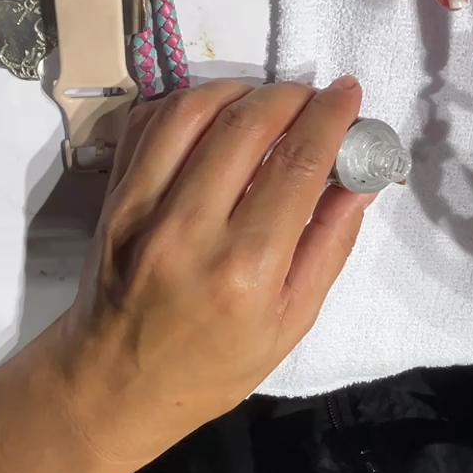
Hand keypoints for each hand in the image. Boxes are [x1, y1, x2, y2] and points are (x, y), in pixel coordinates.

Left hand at [0, 80, 374, 472]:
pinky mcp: (112, 195)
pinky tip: (215, 113)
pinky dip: (188, 102)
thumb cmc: (214, 366)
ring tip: (267, 101)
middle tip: (312, 97)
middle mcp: (189, 229)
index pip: (296, 165)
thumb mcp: (291, 323)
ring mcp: (140, 206)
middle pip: (246, 124)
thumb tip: (361, 177)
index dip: (330, 118)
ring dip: (239, 89)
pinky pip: (149, 123)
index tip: (349, 94)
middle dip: (290, 96)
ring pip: (193, 110)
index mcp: (245, 269)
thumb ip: (330, 244)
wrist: (111, 383)